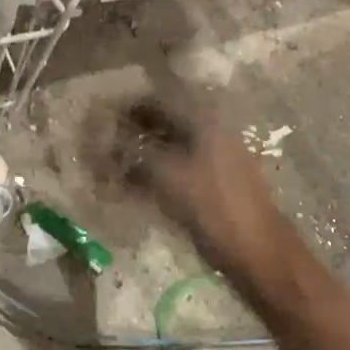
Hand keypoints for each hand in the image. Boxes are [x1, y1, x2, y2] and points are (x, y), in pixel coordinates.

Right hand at [86, 86, 294, 279]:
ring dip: (131, 158)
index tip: (96, 118)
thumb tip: (97, 140)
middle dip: (124, 133)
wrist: (254, 249)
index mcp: (203, 121)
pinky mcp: (202, 186)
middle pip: (157, 124)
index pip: (156, 99)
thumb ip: (129, 152)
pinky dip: (143, 178)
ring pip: (159, 150)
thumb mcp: (166, 175)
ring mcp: (205, 161)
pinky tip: (120, 190)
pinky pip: (166, 173)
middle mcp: (205, 134)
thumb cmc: (213, 205)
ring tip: (101, 171)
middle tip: (94, 146)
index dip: (124, 107)